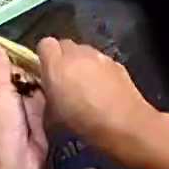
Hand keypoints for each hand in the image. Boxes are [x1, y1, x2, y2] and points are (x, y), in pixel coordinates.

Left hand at [0, 49, 47, 168]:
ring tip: (46, 50)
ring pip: (25, 80)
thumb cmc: (2, 129)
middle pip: (7, 71)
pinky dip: (44, 84)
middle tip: (31, 40)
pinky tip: (54, 68)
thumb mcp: (0, 95)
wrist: (20, 164)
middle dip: (17, 59)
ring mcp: (17, 104)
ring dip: (33, 70)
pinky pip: (39, 93)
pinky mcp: (34, 111)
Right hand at [35, 38, 158, 162]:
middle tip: (66, 80)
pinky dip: (100, 71)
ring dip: (82, 64)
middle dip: (64, 58)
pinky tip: (105, 90)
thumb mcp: (53, 117)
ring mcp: (99, 56)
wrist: (124, 124)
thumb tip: (49, 94)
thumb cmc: (83, 122)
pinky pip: (102, 62)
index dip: (45, 57)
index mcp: (56, 65)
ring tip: (88, 86)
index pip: (44, 44)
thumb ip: (47, 98)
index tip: (48, 72)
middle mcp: (77, 54)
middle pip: (65, 45)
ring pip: (85, 52)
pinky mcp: (117, 63)